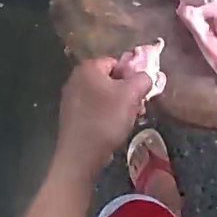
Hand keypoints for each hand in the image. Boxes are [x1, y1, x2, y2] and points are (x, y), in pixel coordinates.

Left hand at [51, 58, 151, 177]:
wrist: (81, 154)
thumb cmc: (106, 119)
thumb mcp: (132, 94)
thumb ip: (144, 78)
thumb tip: (145, 76)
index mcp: (88, 68)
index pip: (118, 62)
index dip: (132, 75)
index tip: (140, 92)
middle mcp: (76, 78)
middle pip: (111, 78)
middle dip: (127, 91)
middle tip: (137, 107)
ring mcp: (71, 97)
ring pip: (104, 94)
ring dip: (119, 103)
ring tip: (127, 119)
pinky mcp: (71, 114)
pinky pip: (95, 107)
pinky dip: (106, 113)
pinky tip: (113, 127)